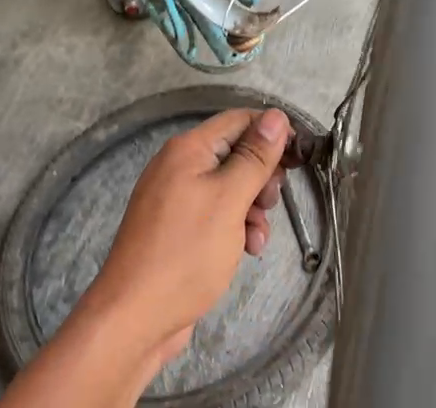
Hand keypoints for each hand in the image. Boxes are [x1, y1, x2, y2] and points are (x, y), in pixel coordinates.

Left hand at [84, 107, 293, 364]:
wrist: (134, 319)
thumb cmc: (185, 254)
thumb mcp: (230, 200)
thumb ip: (255, 157)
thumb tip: (276, 116)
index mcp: (188, 149)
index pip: (239, 120)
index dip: (272, 132)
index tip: (301, 156)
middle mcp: (179, 166)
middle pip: (236, 152)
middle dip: (262, 175)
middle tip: (273, 201)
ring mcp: (176, 199)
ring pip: (230, 186)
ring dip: (253, 206)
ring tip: (258, 235)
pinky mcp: (178, 228)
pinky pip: (216, 213)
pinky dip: (236, 226)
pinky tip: (247, 249)